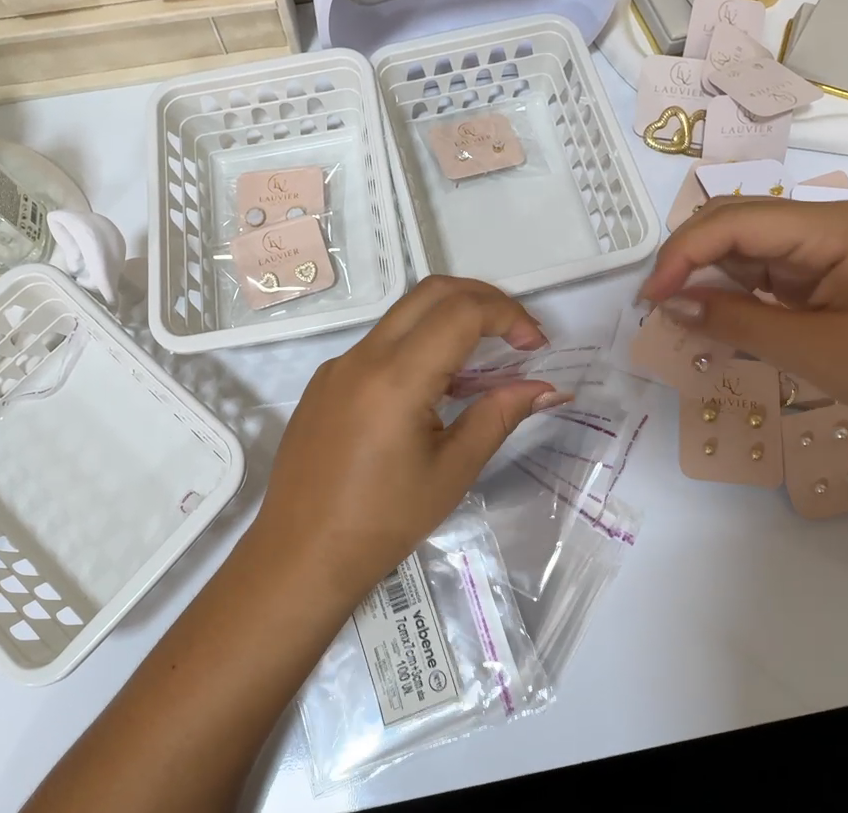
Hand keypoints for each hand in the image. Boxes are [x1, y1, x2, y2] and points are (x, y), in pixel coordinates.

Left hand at [252, 276, 560, 600]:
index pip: (462, 311)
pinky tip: (434, 392)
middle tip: (517, 334)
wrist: (301, 554)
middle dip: (484, 299)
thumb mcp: (453, 470)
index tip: (536, 347)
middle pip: (432, 292)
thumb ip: (499, 415)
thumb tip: (546, 388)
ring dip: (450, 321)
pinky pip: (379, 344)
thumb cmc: (383, 522)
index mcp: (396, 378)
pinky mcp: (326, 382)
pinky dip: (418, 346)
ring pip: (404, 315)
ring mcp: (338, 366)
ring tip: (483, 367)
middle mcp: (362, 357)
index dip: (509, 317)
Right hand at [639, 197, 847, 428]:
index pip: (736, 221)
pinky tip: (719, 315)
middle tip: (658, 304)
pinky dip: (738, 293)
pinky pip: (769, 272)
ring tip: (681, 312)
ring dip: (711, 275)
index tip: (650, 297)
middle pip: (739, 223)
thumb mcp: (816, 351)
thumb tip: (669, 304)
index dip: (683, 252)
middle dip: (691, 257)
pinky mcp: (830, 274)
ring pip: (750, 246)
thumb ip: (737, 323)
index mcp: (833, 226)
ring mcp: (830, 248)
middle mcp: (829, 224)